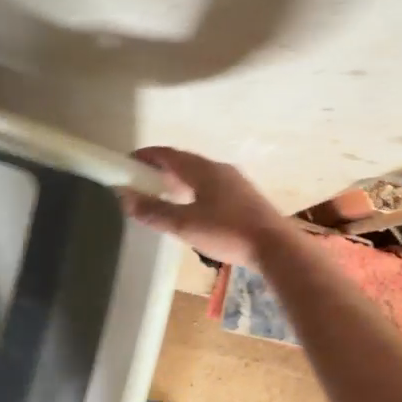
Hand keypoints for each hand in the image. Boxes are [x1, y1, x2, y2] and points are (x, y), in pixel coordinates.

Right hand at [118, 147, 297, 266]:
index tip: (127, 163)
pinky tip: (192, 209)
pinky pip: (212, 186)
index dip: (146, 156)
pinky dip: (194, 190)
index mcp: (203, 169)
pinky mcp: (245, 197)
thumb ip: (155, 212)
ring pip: (199, 174)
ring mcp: (235, 182)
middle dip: (161, 169)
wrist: (275, 246)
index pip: (168, 154)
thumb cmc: (227, 232)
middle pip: (184, 162)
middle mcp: (219, 168)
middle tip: (142, 182)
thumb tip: (126, 198)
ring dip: (179, 180)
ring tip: (163, 196)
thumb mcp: (185, 225)